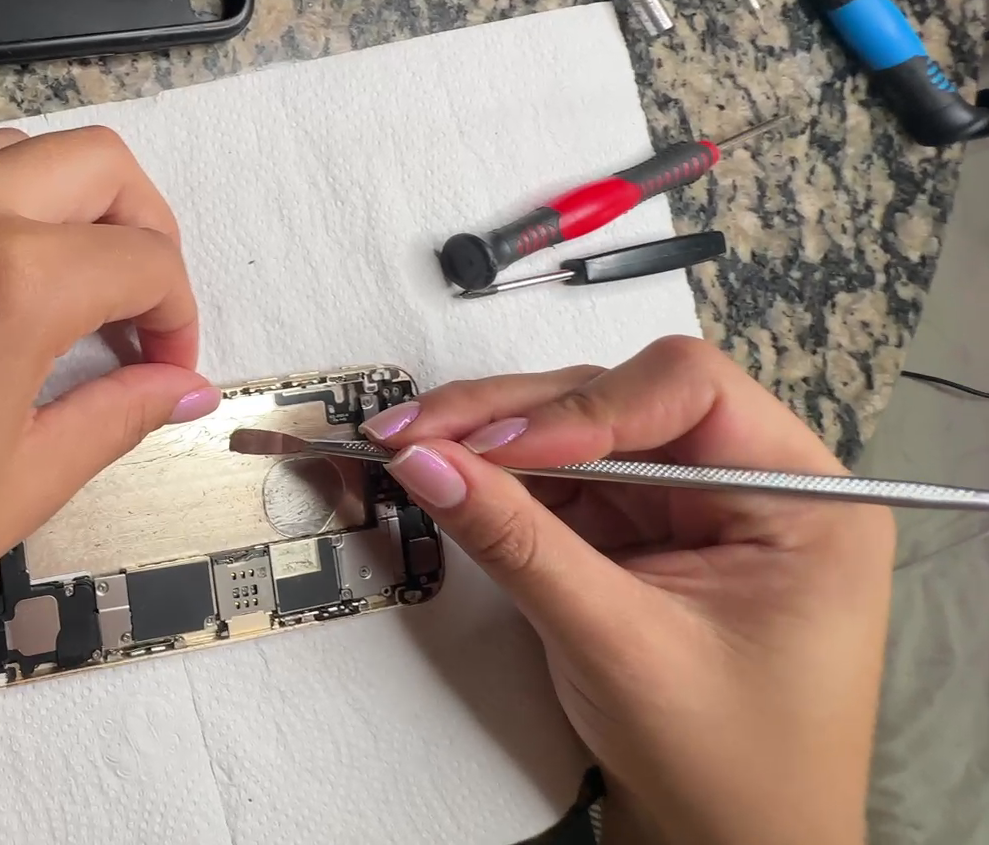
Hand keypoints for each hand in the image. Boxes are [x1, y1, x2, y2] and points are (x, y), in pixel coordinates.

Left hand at [0, 126, 217, 706]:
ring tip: (50, 283)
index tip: (165, 368)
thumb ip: (119, 415)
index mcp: (14, 281)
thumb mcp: (21, 484)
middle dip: (141, 227)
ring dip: (56, 202)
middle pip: (96, 163)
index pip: (144, 259)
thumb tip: (185, 389)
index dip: (178, 314)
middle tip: (133, 306)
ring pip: (7, 146)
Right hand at [361, 336, 892, 844]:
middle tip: (407, 432)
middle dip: (498, 412)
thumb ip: (513, 541)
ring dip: (473, 430)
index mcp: (789, 494)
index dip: (584, 408)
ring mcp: (664, 491)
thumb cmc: (719, 755)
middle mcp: (728, 472)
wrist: (721, 832)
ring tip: (401, 443)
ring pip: (555, 421)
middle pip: (602, 394)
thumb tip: (416, 460)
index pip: (683, 390)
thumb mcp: (614, 643)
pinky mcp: (611, 514)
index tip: (496, 449)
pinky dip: (476, 464)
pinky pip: (535, 465)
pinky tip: (430, 467)